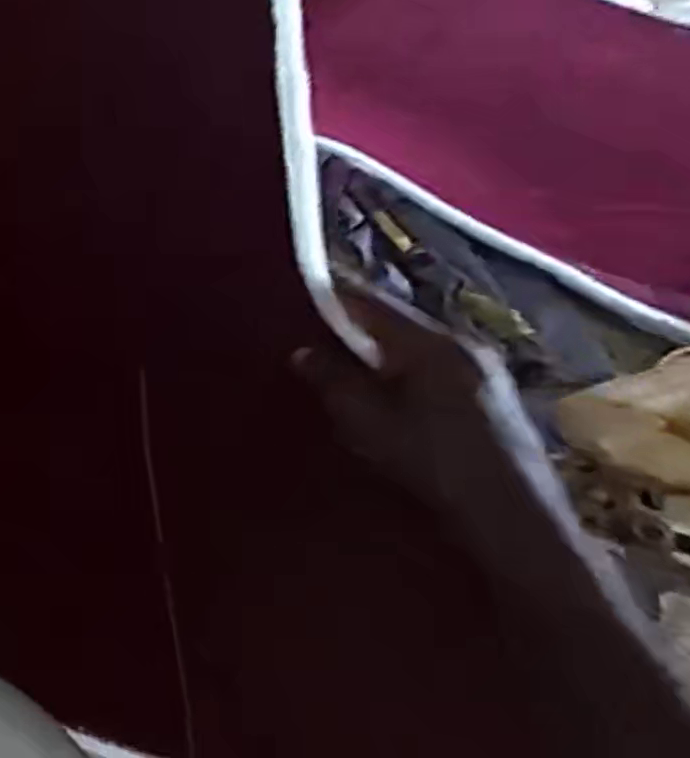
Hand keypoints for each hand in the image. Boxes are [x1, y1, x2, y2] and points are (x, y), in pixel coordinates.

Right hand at [292, 279, 528, 529]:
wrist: (515, 520)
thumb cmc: (432, 461)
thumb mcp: (365, 419)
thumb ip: (330, 378)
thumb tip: (301, 350)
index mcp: (432, 344)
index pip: (368, 302)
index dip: (328, 293)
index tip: (292, 287)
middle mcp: (462, 345)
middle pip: (392, 318)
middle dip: (348, 319)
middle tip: (304, 321)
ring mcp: (481, 369)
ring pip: (409, 340)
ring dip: (371, 342)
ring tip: (331, 348)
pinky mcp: (486, 393)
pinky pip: (425, 360)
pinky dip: (393, 360)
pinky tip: (373, 376)